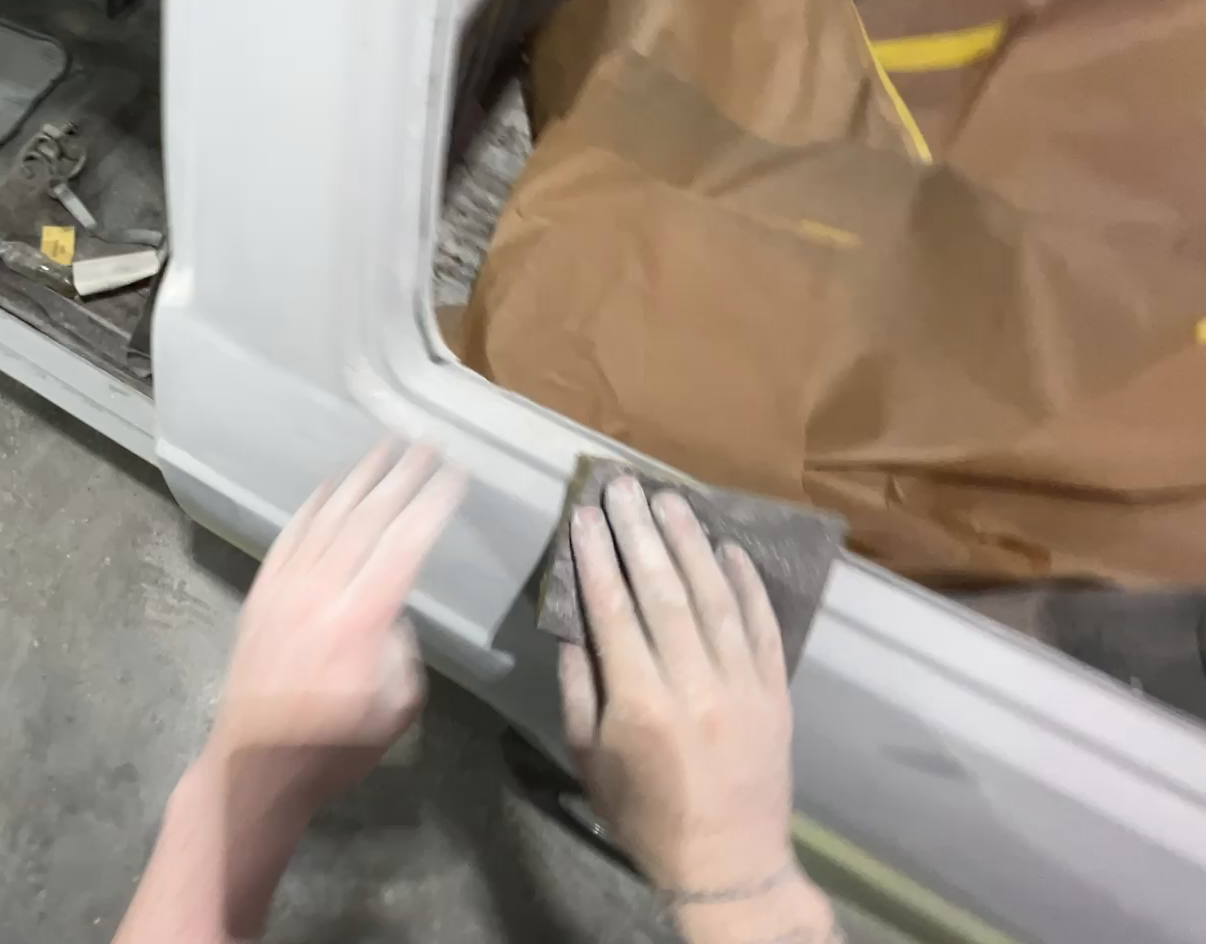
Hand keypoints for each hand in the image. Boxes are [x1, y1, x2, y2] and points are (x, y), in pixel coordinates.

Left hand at [206, 443, 465, 817]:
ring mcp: (287, 584)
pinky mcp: (262, 590)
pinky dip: (312, 505)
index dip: (433, 503)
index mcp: (363, 617)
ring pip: (327, 517)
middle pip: (368, 517)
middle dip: (401, 476)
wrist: (258, 761)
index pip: (406, 542)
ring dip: (358, 479)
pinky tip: (329, 485)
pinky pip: (289, 535)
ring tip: (384, 448)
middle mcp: (323, 587)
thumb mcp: (398, 706)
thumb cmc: (336, 745)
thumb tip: (392, 607)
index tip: (454, 474)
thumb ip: (403, 645)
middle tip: (425, 444)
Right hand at [559, 475, 795, 896]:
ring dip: (691, 544)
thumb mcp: (586, 753)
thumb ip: (578, 684)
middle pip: (664, 592)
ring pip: (716, 600)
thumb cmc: (642, 810)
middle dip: (639, 532)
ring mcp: (744, 688)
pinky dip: (749, 584)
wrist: (731, 866)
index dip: (595, 557)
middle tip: (624, 486)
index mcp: (640, 702)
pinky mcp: (776, 695)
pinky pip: (764, 629)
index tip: (583, 515)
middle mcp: (695, 685)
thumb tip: (574, 625)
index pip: (613, 610)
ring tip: (671, 499)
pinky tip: (729, 547)